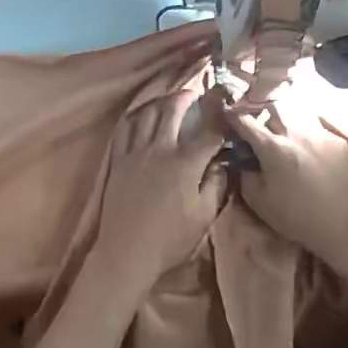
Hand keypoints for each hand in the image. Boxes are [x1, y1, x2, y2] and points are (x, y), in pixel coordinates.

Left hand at [94, 91, 225, 284]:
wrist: (127, 252)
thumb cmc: (170, 239)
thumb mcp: (204, 216)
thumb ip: (216, 184)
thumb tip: (222, 163)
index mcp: (185, 162)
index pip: (210, 132)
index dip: (222, 119)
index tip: (229, 111)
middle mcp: (160, 149)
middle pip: (173, 109)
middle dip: (187, 97)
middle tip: (196, 94)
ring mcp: (136, 152)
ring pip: (147, 113)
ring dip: (161, 102)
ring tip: (170, 100)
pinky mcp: (118, 160)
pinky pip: (126, 129)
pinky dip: (136, 116)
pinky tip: (141, 116)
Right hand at [229, 93, 347, 260]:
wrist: (343, 226)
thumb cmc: (296, 217)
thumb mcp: (259, 202)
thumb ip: (245, 175)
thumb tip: (242, 161)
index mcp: (272, 147)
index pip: (246, 122)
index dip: (232, 115)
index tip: (226, 111)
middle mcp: (295, 132)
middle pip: (274, 105)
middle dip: (263, 108)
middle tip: (259, 120)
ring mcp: (320, 134)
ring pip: (298, 111)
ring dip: (287, 116)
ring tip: (284, 127)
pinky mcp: (338, 142)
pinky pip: (317, 128)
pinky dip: (307, 133)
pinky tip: (308, 148)